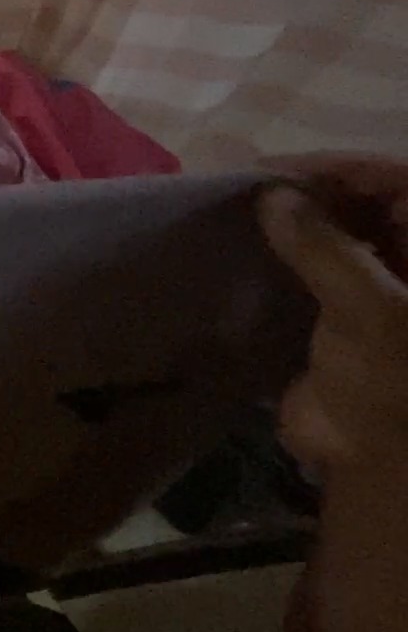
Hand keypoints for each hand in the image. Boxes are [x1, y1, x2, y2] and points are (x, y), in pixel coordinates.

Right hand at [258, 156, 407, 469]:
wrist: (380, 461)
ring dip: (296, 215)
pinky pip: (317, 262)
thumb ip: (325, 249)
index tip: (276, 169)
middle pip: (377, 203)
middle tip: (249, 184)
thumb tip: (273, 194)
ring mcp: (389, 289)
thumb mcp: (369, 313)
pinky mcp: (347, 311)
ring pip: (344, 229)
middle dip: (317, 188)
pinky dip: (285, 245)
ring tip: (240, 206)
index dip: (346, 170)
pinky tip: (247, 241)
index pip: (406, 187)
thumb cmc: (397, 386)